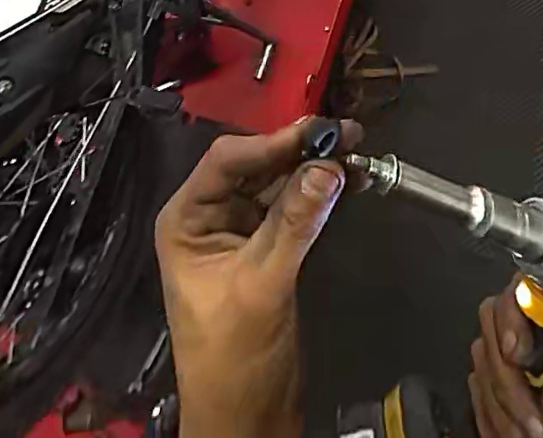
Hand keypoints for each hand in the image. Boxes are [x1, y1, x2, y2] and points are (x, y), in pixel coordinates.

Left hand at [155, 117, 362, 437]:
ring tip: (354, 149)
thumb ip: (294, 224)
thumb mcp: (261, 286)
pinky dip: (322, 193)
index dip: (270, 143)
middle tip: (344, 133)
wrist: (246, 420)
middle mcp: (213, 213)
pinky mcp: (270, 243)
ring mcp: (243, 226)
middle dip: (301, 150)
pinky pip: (297, 205)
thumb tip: (327, 168)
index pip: (226, 161)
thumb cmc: (232, 360)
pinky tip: (350, 180)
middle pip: (258, 165)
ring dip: (317, 167)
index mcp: (188, 217)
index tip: (314, 133)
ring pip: (281, 182)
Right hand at [471, 284, 542, 437]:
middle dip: (504, 377)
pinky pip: (481, 393)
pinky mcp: (520, 396)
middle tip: (533, 427)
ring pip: (483, 361)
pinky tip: (512, 436)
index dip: (510, 316)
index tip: (517, 358)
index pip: (525, 290)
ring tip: (528, 437)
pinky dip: (492, 419)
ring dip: (497, 406)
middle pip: (494, 323)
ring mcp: (534, 364)